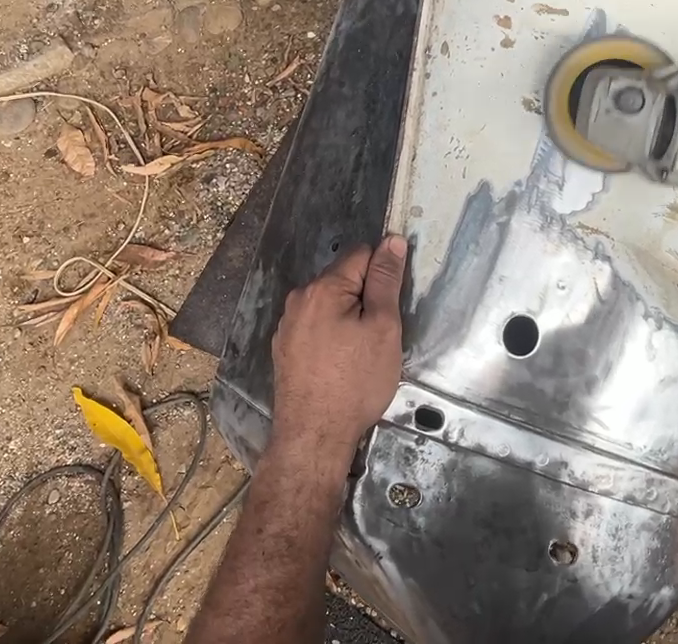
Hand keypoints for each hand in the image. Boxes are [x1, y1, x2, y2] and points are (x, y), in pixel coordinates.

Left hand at [270, 236, 406, 464]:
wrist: (314, 437)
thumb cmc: (355, 382)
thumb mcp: (382, 327)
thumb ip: (385, 281)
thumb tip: (392, 241)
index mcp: (323, 288)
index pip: (361, 255)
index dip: (383, 273)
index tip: (393, 303)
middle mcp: (300, 299)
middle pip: (343, 279)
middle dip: (365, 297)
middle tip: (380, 333)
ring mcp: (288, 325)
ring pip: (329, 305)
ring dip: (348, 316)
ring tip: (362, 352)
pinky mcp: (285, 348)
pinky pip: (316, 327)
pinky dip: (332, 335)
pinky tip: (341, 363)